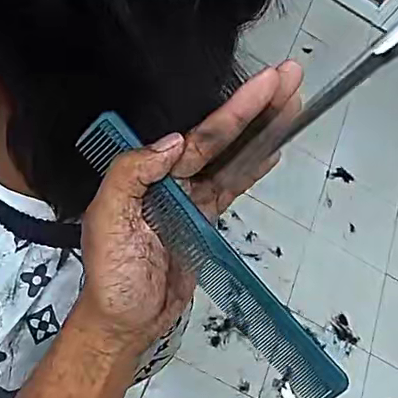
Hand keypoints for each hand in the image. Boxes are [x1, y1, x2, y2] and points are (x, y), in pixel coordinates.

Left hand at [71, 61, 303, 349]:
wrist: (126, 320)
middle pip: (222, 138)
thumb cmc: (111, 277)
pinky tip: (272, 150)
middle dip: (257, 107)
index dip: (235, 110)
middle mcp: (173, 180)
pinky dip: (253, 169)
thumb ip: (132, 175)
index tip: (264, 83)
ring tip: (291, 105)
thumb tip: (172, 142)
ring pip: (233, 159)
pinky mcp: (206, 221)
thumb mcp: (106, 221)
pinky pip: (233, 188)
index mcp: (150, 173)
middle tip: (289, 77)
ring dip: (262, 132)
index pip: (199, 136)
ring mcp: (193, 200)